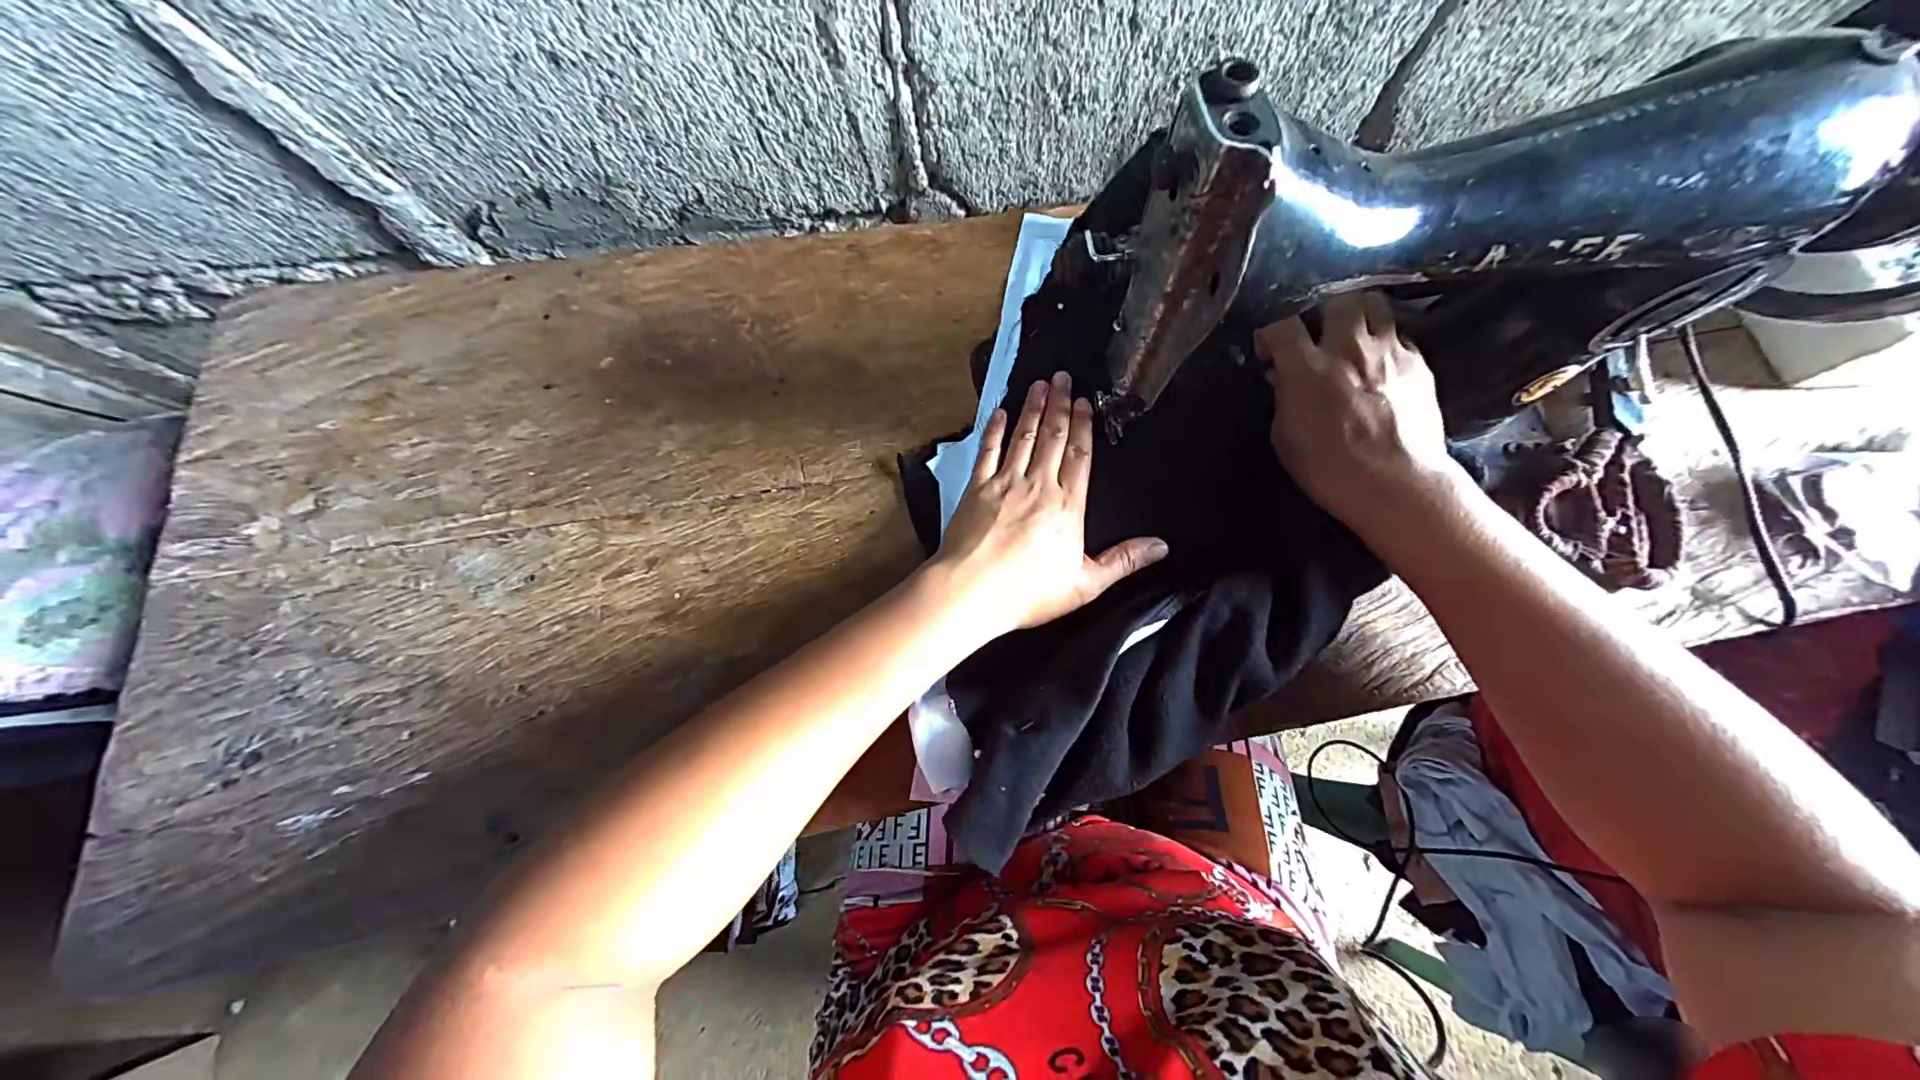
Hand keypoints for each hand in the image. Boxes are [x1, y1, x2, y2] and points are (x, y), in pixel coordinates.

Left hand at [927, 371, 1167, 638]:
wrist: (972, 591)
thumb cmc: (1027, 592)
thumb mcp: (1086, 583)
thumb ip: (1123, 561)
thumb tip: (1160, 547)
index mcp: (1067, 506)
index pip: (1079, 455)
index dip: (1083, 426)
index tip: (1084, 403)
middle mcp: (1038, 486)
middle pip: (1052, 436)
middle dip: (1059, 405)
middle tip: (1062, 378)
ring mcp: (1005, 484)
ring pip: (1023, 436)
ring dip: (1032, 408)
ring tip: (1039, 384)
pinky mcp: (976, 489)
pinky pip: (988, 451)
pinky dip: (995, 430)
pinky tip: (1001, 414)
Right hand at [1256, 291, 1465, 529]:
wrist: (1394, 483)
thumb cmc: (1327, 467)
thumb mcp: (1284, 436)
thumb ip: (1283, 399)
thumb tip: (1285, 379)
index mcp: (1308, 368)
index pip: (1282, 326)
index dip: (1270, 336)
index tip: (1268, 353)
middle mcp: (1350, 348)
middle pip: (1338, 302)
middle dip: (1321, 315)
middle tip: (1316, 339)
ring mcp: (1390, 352)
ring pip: (1375, 306)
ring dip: (1358, 319)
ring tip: (1351, 342)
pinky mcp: (1419, 364)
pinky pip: (1399, 337)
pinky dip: (1384, 345)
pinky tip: (1378, 368)